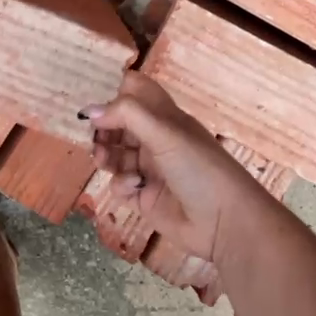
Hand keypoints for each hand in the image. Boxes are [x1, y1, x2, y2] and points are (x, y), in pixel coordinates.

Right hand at [85, 72, 274, 264]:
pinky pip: (120, 184)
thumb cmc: (199, 167)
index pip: (135, 91)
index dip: (115, 91)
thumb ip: (126, 115)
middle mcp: (155, 139)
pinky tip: (135, 186)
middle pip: (119, 124)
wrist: (226, 223)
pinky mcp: (144, 197)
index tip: (95, 98)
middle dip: (103, 128)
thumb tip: (90, 110)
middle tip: (95, 136)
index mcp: (164, 117)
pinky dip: (121, 182)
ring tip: (104, 159)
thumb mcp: (164, 132)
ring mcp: (149, 168)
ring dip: (106, 153)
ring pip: (116, 153)